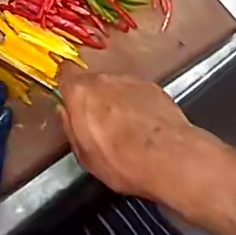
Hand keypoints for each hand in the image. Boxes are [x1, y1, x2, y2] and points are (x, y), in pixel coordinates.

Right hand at [57, 72, 222, 205]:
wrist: (170, 158)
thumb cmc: (124, 161)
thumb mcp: (85, 156)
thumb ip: (70, 128)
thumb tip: (65, 114)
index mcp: (81, 93)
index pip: (66, 73)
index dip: (67, 84)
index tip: (69, 96)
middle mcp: (105, 80)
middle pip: (93, 82)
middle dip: (94, 99)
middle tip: (99, 124)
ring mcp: (131, 81)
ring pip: (116, 87)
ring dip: (117, 102)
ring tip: (126, 130)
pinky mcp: (154, 88)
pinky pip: (138, 93)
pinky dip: (138, 105)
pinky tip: (144, 128)